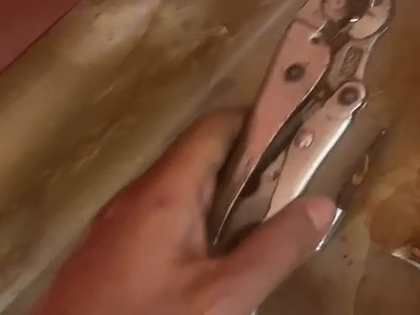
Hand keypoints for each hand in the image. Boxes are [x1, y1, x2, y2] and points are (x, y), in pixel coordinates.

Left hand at [34, 109, 335, 314]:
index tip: (303, 141)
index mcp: (162, 194)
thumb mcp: (223, 299)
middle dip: (252, 177)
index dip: (264, 122)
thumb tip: (322, 204)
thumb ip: (277, 248)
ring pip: (184, 201)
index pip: (219, 124)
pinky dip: (195, 240)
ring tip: (254, 247)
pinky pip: (160, 234)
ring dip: (227, 212)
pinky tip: (207, 281)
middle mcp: (131, 204)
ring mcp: (109, 239)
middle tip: (287, 204)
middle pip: (205, 163)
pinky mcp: (96, 273)